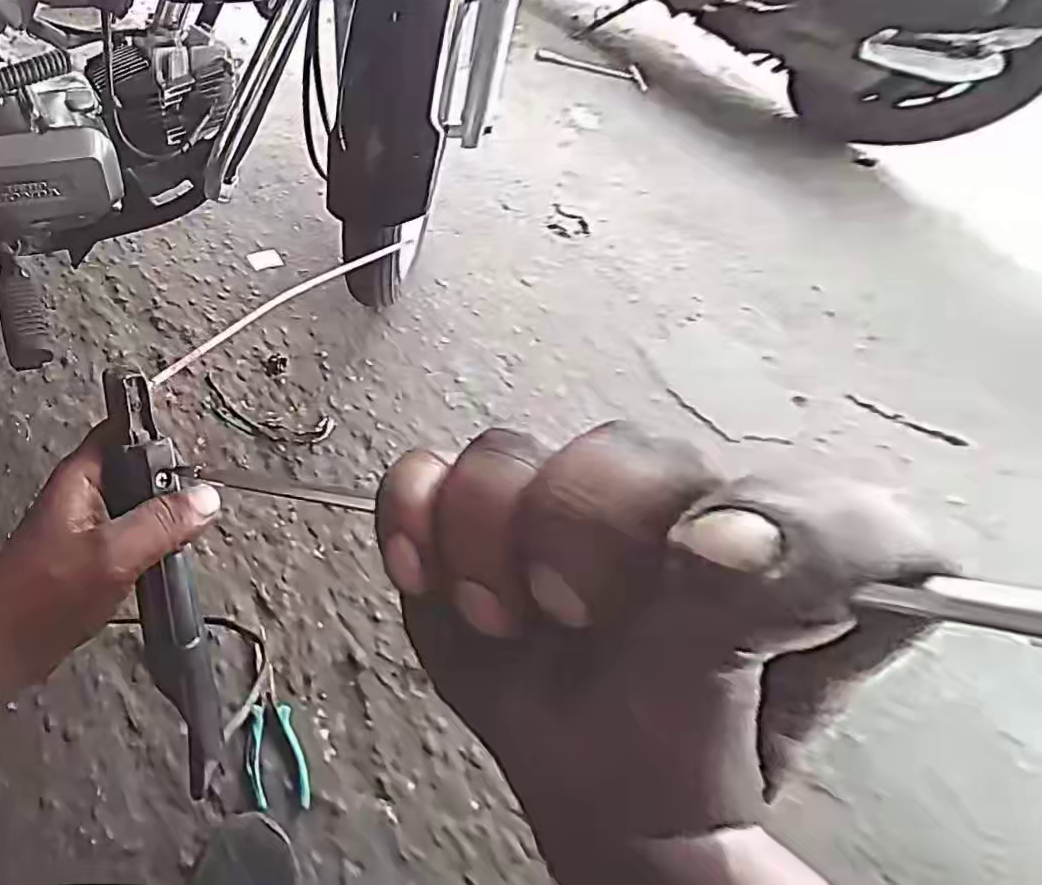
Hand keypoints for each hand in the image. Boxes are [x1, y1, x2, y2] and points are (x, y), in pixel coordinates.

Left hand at [0, 424, 221, 683]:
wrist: (1, 646)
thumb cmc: (44, 595)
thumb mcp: (112, 554)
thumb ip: (160, 523)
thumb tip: (206, 497)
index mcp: (80, 476)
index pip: (121, 431)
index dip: (156, 436)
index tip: (192, 456)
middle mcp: (81, 492)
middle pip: (133, 468)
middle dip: (166, 481)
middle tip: (198, 502)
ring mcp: (85, 524)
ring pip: (133, 504)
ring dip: (160, 515)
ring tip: (188, 530)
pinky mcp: (88, 553)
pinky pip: (128, 534)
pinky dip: (149, 541)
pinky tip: (165, 557)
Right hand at [374, 424, 951, 862]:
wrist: (569, 756)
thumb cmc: (656, 747)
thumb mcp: (711, 705)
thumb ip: (731, 615)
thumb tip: (726, 536)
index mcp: (777, 550)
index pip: (803, 496)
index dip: (762, 521)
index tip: (702, 566)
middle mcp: (663, 501)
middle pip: (612, 454)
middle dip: (569, 532)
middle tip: (562, 612)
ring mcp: (552, 493)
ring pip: (499, 454)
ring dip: (478, 540)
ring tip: (494, 616)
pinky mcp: (465, 500)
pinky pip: (419, 471)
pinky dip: (407, 515)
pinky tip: (421, 572)